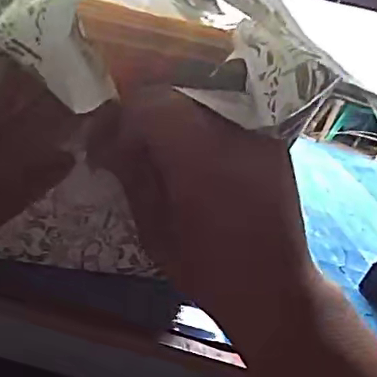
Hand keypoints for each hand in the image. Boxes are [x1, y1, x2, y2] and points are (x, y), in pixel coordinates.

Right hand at [94, 86, 326, 357]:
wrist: (273, 287)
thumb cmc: (207, 270)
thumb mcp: (154, 228)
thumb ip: (131, 175)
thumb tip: (103, 142)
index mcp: (203, 155)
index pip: (150, 103)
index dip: (119, 120)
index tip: (104, 148)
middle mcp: (237, 129)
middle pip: (176, 88)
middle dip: (142, 109)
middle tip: (122, 142)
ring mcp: (259, 128)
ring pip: (201, 90)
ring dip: (169, 109)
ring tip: (150, 143)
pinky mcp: (270, 135)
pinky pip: (224, 107)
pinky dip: (195, 116)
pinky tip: (181, 144)